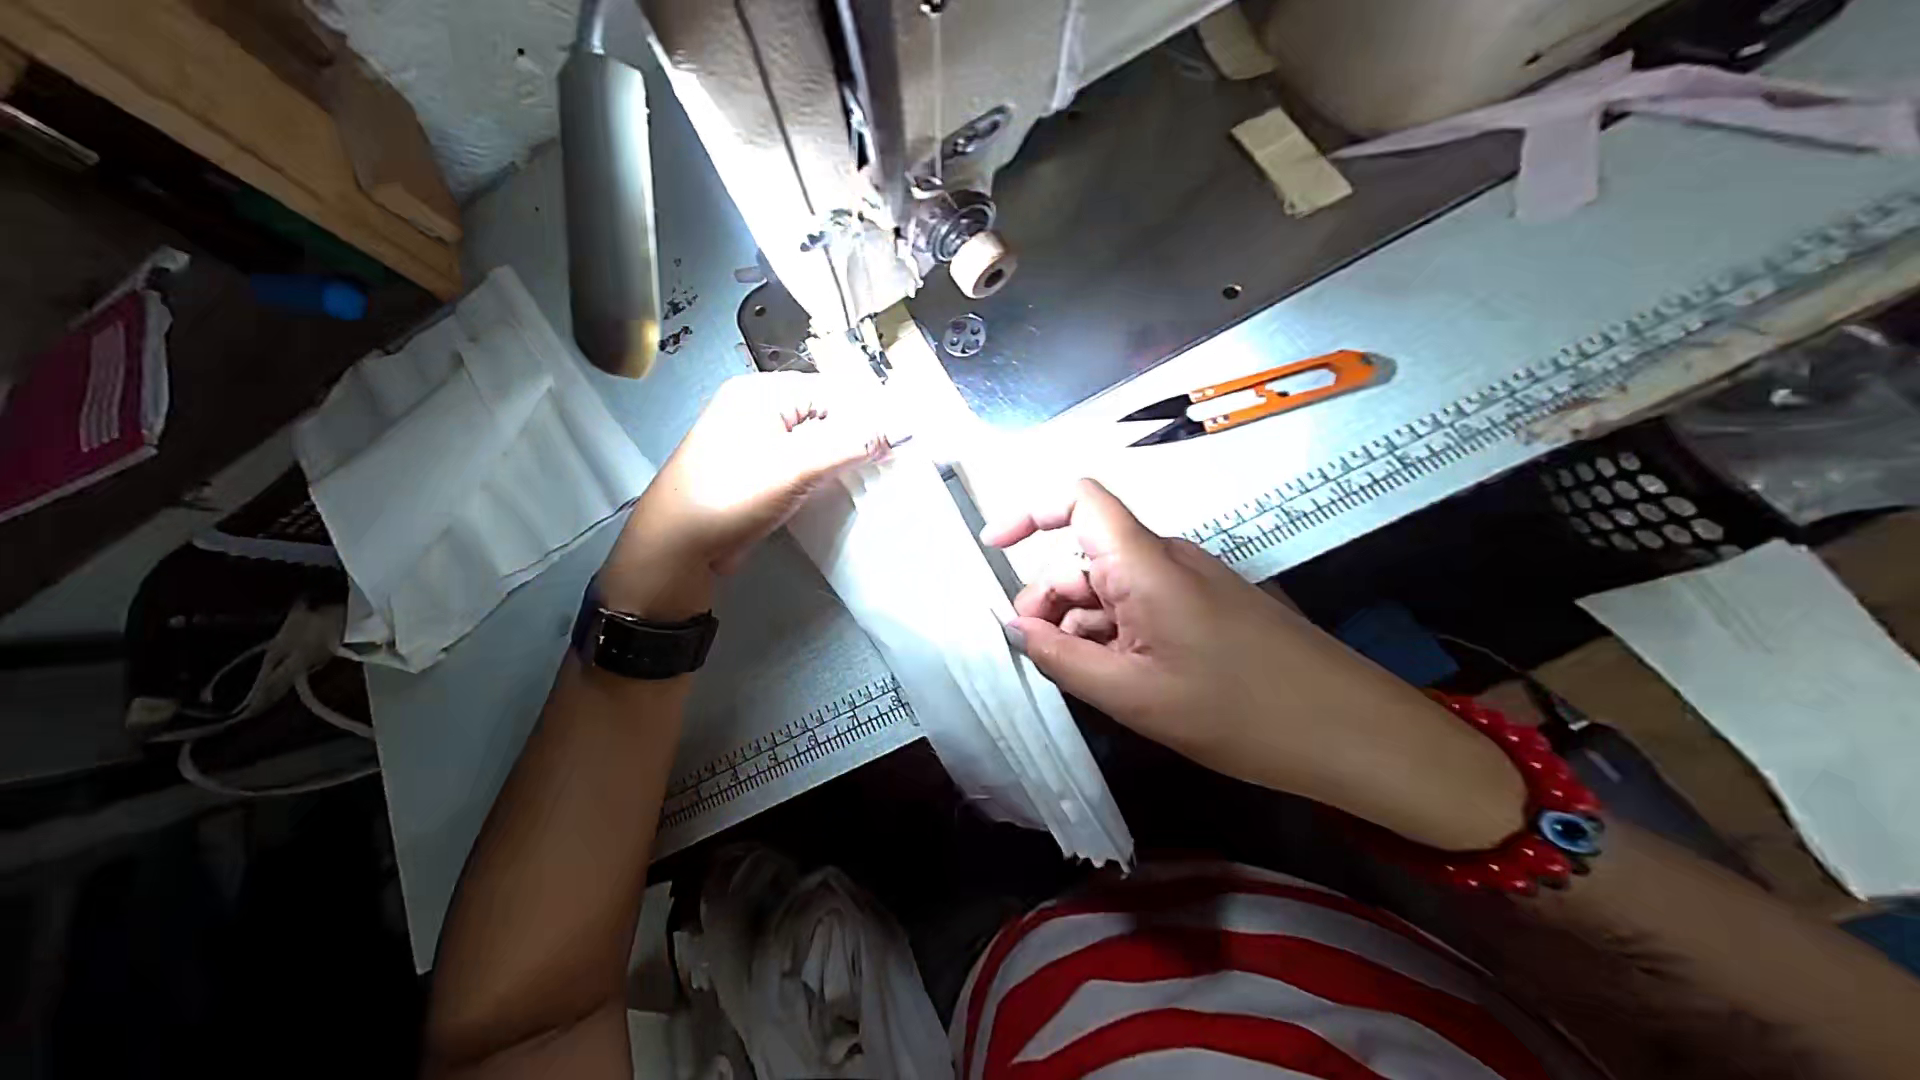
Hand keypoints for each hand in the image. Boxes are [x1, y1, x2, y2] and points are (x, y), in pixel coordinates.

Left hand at [599, 372, 891, 618]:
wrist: (677, 548)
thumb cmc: (726, 499)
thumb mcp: (795, 466)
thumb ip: (851, 442)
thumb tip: (898, 428)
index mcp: (762, 392)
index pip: (835, 391)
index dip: (872, 414)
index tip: (905, 440)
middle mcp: (760, 409)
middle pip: (829, 414)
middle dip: (861, 437)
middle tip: (893, 461)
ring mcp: (758, 441)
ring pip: (819, 440)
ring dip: (845, 458)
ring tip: (873, 476)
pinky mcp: (760, 471)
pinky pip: (805, 463)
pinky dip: (827, 473)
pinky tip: (843, 488)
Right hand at [983, 479, 1526, 850]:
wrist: (1348, 731)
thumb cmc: (1236, 711)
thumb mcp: (1131, 693)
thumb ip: (1060, 656)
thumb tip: (1014, 628)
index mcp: (1143, 563)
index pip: (1078, 500)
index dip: (1028, 512)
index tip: (993, 548)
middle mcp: (1164, 559)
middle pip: (1083, 557)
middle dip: (1047, 600)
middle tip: (1037, 656)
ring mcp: (1188, 583)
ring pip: (1110, 588)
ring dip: (1080, 626)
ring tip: (1080, 679)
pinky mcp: (1204, 608)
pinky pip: (1141, 607)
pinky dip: (1114, 636)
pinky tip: (1115, 679)